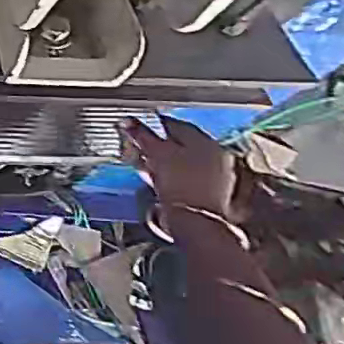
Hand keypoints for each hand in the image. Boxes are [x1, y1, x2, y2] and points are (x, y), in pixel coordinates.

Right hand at [122, 116, 239, 219]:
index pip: (174, 124)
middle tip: (137, 146)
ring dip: (162, 162)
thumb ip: (142, 136)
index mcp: (205, 141)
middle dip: (157, 145)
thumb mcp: (157, 155)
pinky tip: (157, 181)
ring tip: (144, 165)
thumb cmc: (183, 186)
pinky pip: (183, 178)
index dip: (153, 124)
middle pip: (179, 143)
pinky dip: (169, 177)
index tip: (137, 127)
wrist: (194, 221)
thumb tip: (129, 123)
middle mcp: (214, 156)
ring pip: (181, 162)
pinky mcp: (207, 194)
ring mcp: (213, 176)